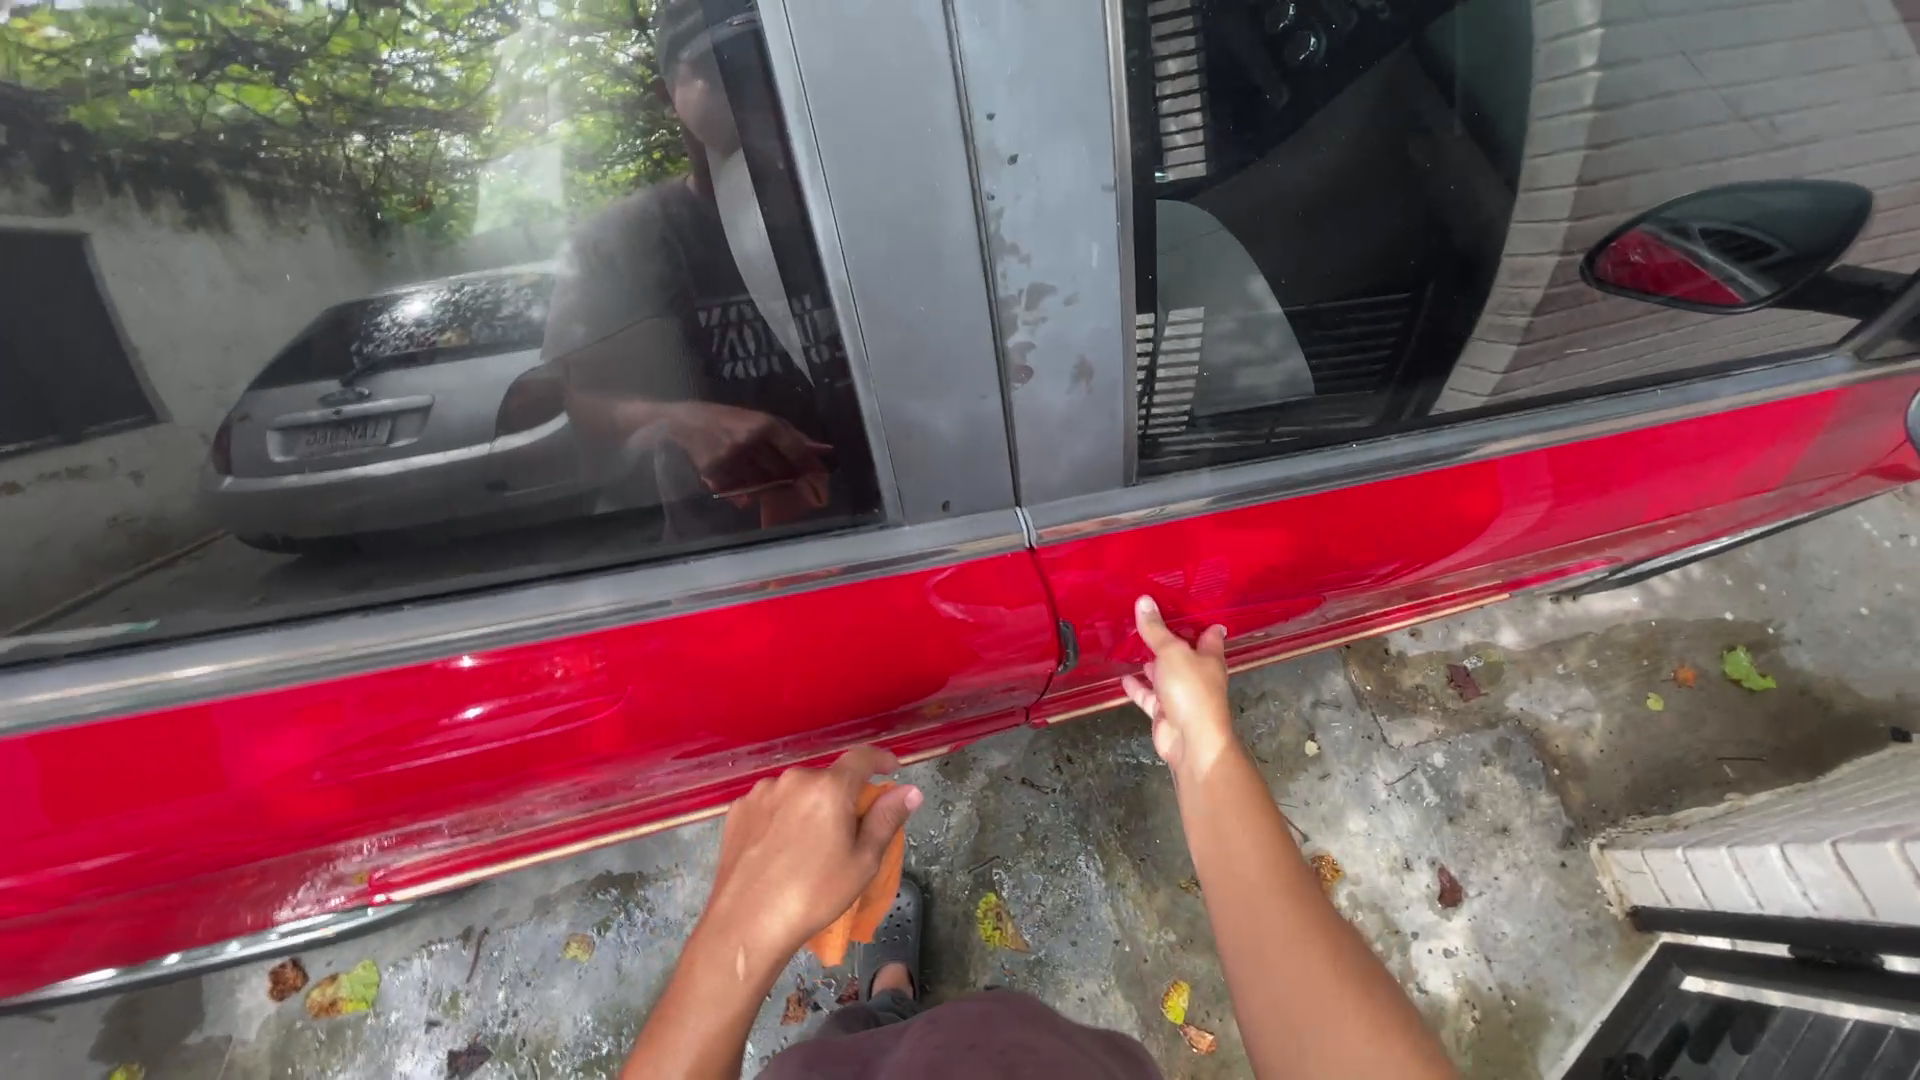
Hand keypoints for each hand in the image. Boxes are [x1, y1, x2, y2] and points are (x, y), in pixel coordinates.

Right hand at [663, 402, 831, 495]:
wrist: (684, 422)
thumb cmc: (727, 419)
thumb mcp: (760, 419)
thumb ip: (792, 435)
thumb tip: (822, 449)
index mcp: (763, 424)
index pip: (795, 449)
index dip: (810, 465)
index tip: (820, 477)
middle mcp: (749, 441)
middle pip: (780, 470)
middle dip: (790, 481)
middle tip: (798, 487)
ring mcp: (732, 458)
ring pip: (761, 483)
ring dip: (769, 488)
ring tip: (770, 487)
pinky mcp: (716, 472)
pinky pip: (739, 491)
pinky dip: (745, 494)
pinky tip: (746, 490)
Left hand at [700, 747, 921, 959]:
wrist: (745, 925)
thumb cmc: (813, 895)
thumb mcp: (863, 862)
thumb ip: (887, 819)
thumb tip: (910, 791)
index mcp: (829, 788)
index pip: (862, 757)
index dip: (881, 759)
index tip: (891, 769)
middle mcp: (794, 780)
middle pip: (828, 778)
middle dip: (842, 796)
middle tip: (847, 830)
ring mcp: (761, 793)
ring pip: (798, 790)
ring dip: (810, 806)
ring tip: (809, 845)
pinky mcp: (738, 810)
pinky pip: (772, 803)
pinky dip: (782, 816)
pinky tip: (780, 849)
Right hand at [1121, 595, 1235, 777]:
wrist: (1191, 740)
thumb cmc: (1190, 689)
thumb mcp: (1171, 652)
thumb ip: (1156, 629)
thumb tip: (1143, 600)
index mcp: (1209, 657)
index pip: (1209, 633)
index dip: (1200, 619)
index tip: (1184, 602)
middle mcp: (1198, 674)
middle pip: (1184, 652)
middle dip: (1169, 639)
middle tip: (1148, 619)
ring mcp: (1181, 694)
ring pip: (1165, 673)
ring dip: (1152, 662)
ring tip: (1132, 644)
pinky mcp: (1165, 711)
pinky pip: (1149, 695)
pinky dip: (1137, 687)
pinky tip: (1123, 676)